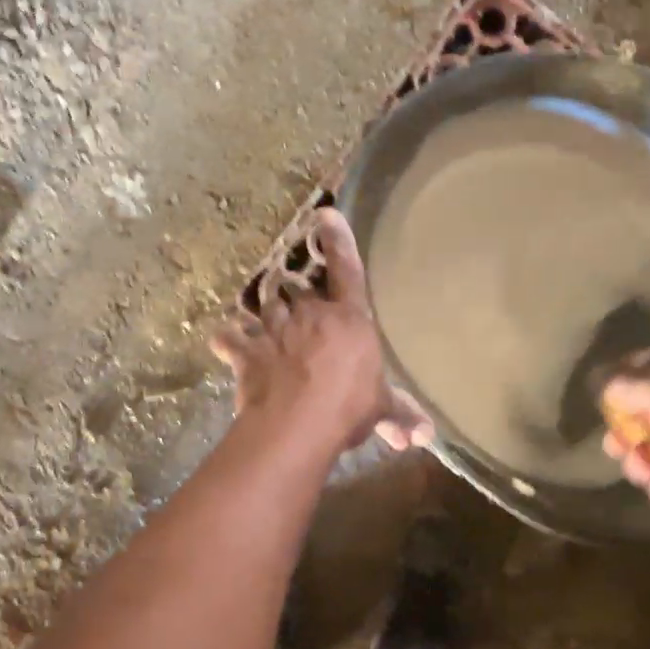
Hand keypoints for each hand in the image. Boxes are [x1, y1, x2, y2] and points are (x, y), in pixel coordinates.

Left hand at [212, 209, 433, 453]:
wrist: (297, 423)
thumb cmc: (348, 406)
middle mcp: (310, 314)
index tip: (325, 213)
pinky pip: (231, 340)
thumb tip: (425, 436)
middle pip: (297, 288)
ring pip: (265, 307)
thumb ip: (401, 415)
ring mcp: (274, 330)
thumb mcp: (380, 409)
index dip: (337, 241)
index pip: (346, 269)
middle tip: (294, 295)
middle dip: (295, 291)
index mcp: (348, 318)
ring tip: (264, 315)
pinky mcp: (246, 352)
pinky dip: (228, 340)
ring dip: (265, 310)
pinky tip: (223, 341)